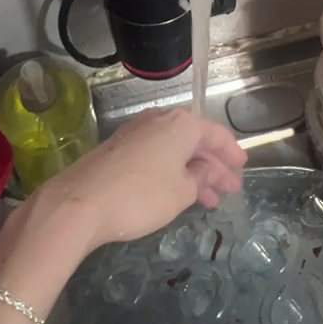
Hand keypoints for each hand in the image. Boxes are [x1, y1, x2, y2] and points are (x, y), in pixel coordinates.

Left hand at [34, 103, 244, 254]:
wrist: (80, 202)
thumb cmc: (140, 195)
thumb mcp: (181, 191)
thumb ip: (201, 178)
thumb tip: (208, 169)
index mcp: (181, 124)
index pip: (216, 133)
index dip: (231, 152)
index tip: (242, 168)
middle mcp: (159, 120)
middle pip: (195, 140)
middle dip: (213, 165)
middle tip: (228, 189)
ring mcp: (136, 132)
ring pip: (174, 149)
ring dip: (193, 171)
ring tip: (208, 200)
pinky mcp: (119, 148)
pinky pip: (156, 154)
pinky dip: (172, 171)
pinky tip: (178, 191)